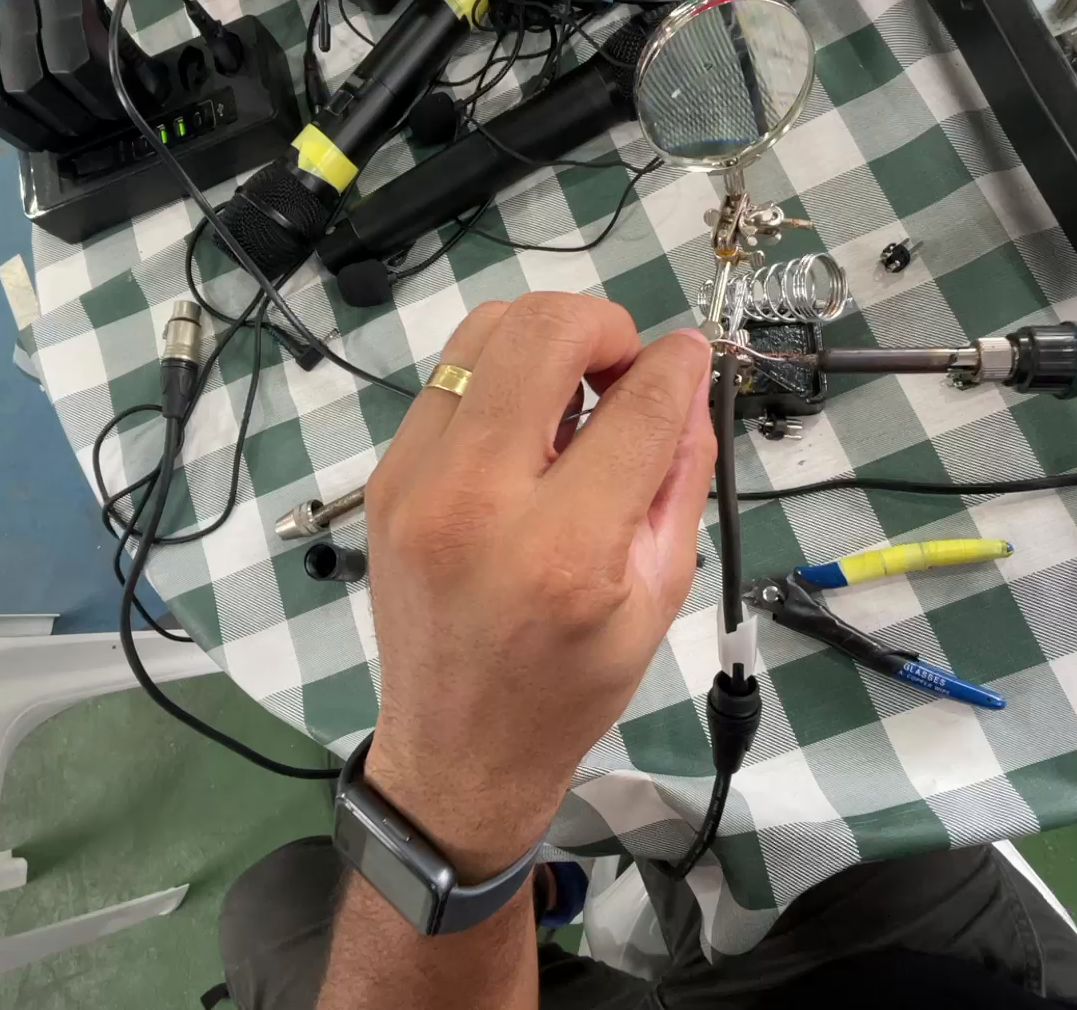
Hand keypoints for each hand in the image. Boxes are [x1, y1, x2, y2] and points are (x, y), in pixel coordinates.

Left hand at [360, 294, 715, 876]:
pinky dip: (499, 375)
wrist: (458, 750)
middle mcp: (476, 499)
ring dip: (546, 339)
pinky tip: (525, 426)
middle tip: (626, 370)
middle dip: (605, 325)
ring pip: (484, 331)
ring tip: (575, 392)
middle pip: (544, 332)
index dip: (679, 365)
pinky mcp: (384, 478)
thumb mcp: (657, 596)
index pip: (637, 407)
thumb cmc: (571, 688)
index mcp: (563, 548)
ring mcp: (413, 481)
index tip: (692, 354)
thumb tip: (687, 384)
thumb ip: (680, 476)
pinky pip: (448, 379)